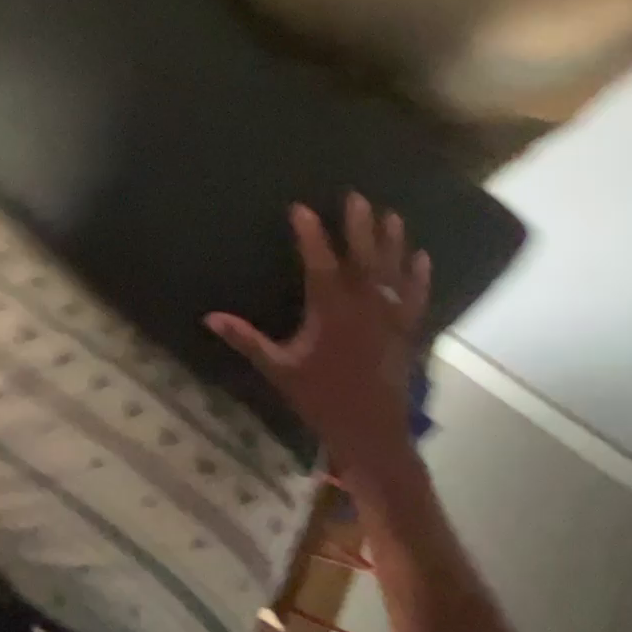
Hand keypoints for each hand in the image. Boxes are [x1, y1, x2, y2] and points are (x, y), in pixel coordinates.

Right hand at [205, 193, 430, 476]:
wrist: (372, 434)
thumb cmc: (320, 399)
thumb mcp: (278, 369)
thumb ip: (246, 339)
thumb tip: (209, 317)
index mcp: (331, 312)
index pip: (320, 264)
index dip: (311, 234)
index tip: (301, 208)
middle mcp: (364, 308)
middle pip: (363, 258)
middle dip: (359, 226)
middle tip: (357, 197)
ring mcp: (390, 320)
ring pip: (393, 272)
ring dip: (393, 243)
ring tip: (391, 215)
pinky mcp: (406, 333)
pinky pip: (416, 298)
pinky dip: (418, 277)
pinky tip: (421, 258)